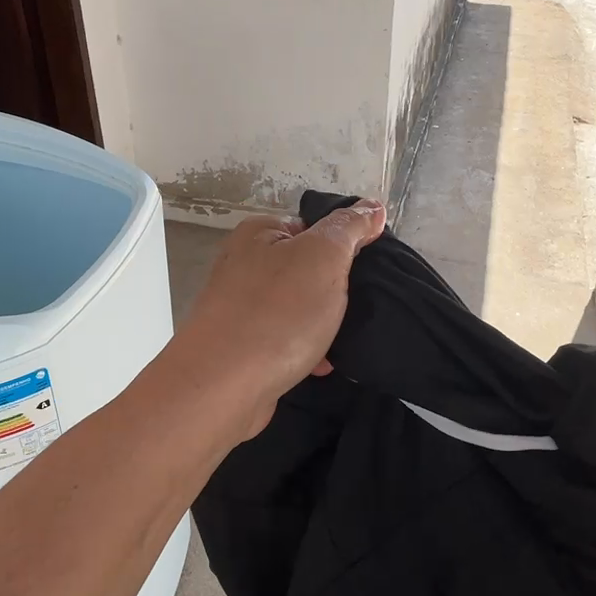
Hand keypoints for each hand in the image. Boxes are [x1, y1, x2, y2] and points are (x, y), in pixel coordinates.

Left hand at [170, 200, 385, 439]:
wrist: (223, 387)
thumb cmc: (277, 314)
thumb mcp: (324, 258)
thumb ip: (349, 228)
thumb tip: (372, 207)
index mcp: (260, 233)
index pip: (314, 227)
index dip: (346, 246)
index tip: (369, 271)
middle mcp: (245, 264)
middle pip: (307, 268)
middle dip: (336, 289)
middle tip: (361, 306)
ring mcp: (241, 307)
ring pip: (299, 307)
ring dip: (324, 323)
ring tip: (345, 339)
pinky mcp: (242, 346)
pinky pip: (287, 340)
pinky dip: (307, 350)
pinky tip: (323, 365)